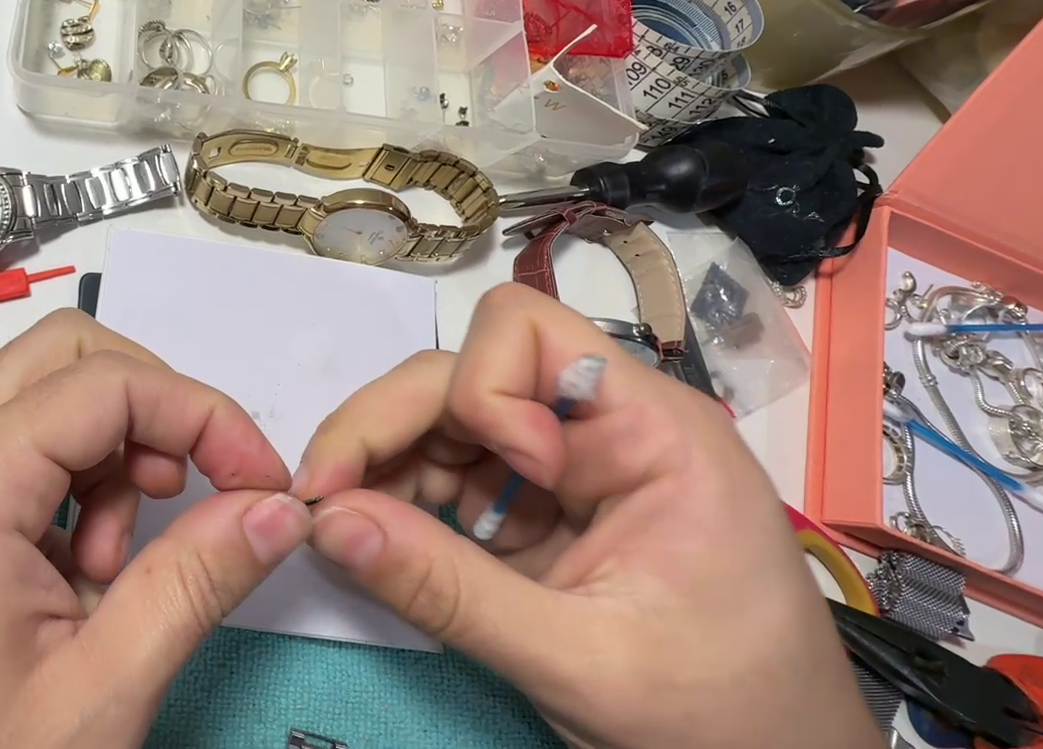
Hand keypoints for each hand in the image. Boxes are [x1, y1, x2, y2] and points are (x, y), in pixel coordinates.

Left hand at [0, 310, 312, 745]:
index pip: (109, 384)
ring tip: (110, 566)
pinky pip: (12, 444)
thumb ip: (194, 583)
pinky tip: (71, 571)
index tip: (260, 480)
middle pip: (65, 355)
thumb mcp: (94, 695)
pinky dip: (67, 480)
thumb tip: (278, 509)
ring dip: (106, 452)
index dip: (204, 415)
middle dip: (149, 407)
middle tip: (181, 493)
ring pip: (41, 394)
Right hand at [293, 284, 879, 748]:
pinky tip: (371, 531)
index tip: (477, 477)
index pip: (526, 333)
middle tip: (321, 493)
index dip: (478, 387)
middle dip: (384, 425)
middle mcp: (590, 422)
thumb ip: (448, 591)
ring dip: (377, 459)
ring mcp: (551, 460)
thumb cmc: (721, 723)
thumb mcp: (584, 664)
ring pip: (434, 416)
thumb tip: (323, 522)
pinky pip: (436, 467)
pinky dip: (392, 493)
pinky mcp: (521, 500)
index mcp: (645, 429)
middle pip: (458, 372)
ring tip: (338, 519)